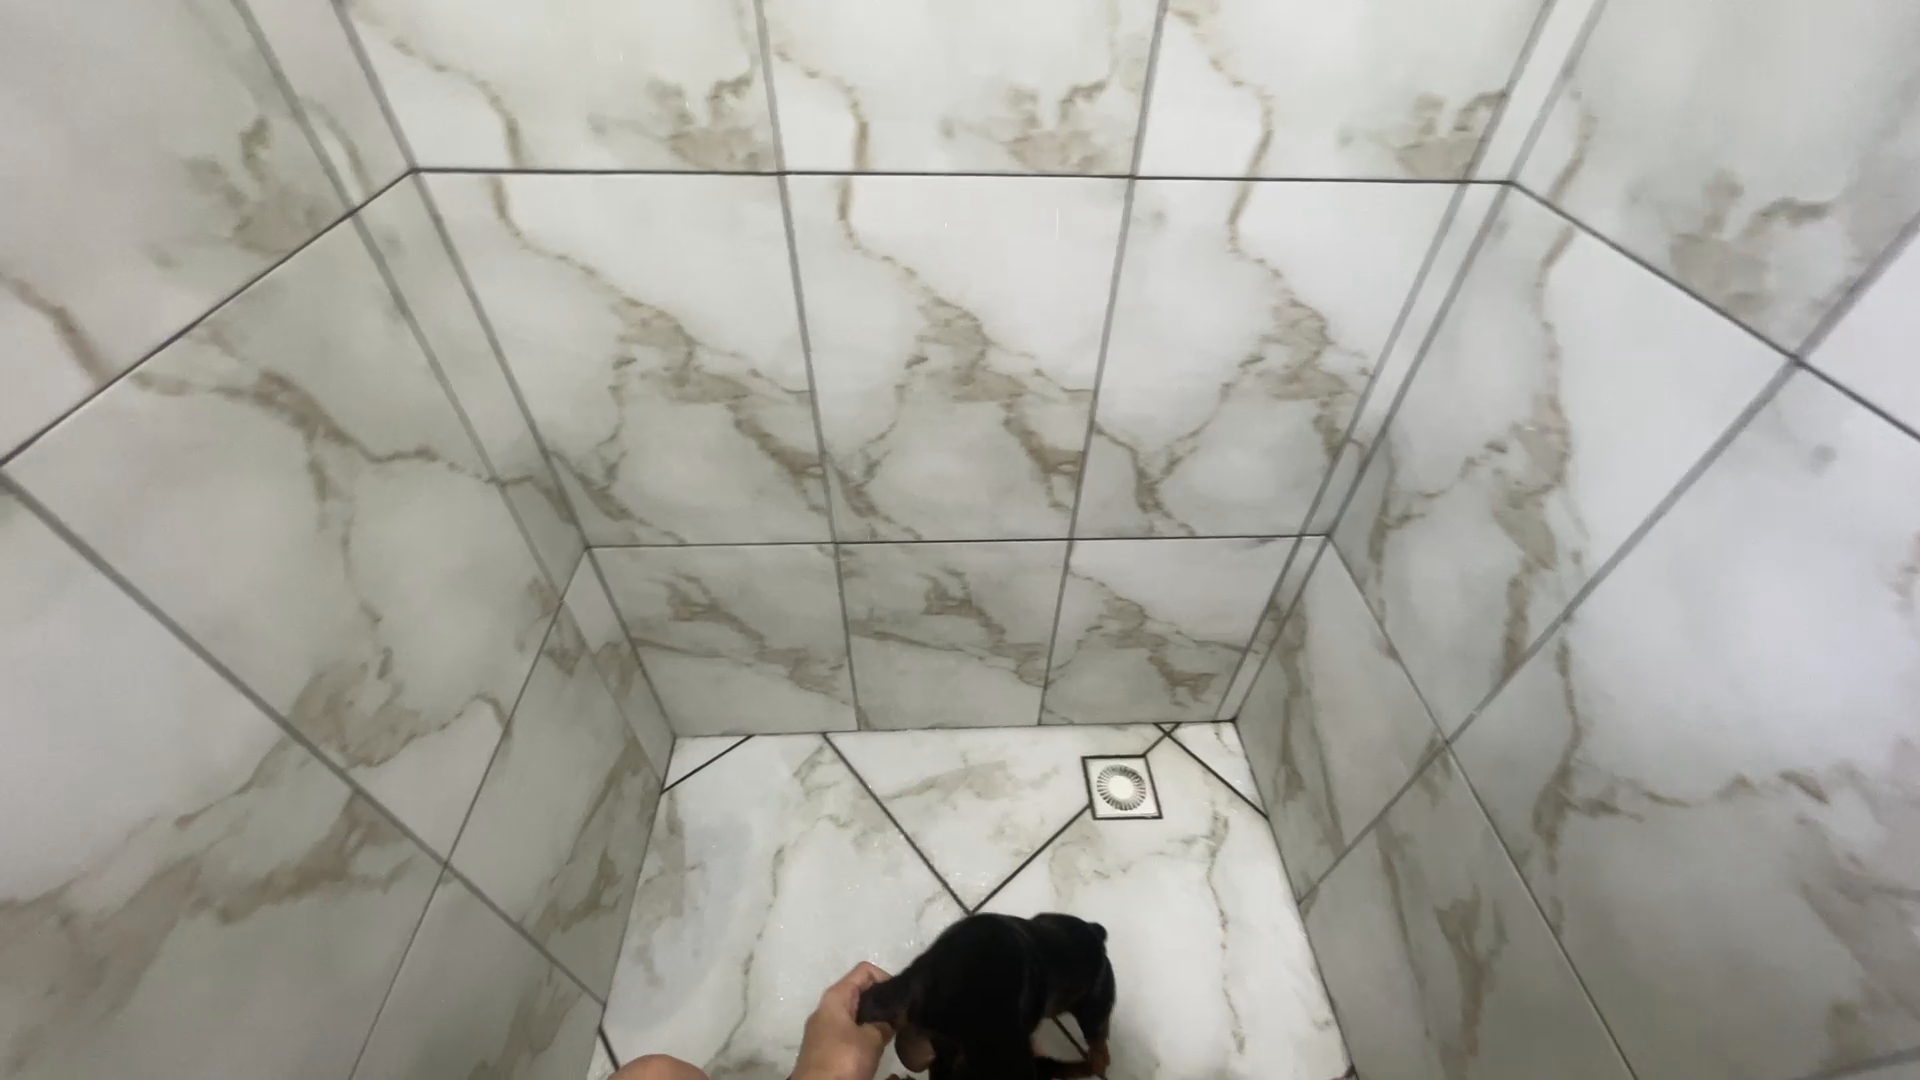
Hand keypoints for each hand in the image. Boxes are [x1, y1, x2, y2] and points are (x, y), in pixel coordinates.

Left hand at [792, 962, 894, 1079]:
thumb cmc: (842, 1060)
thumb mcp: (871, 1040)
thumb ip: (885, 1024)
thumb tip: (893, 1020)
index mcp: (835, 996)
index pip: (864, 971)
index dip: (885, 978)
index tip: (900, 998)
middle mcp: (828, 1008)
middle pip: (860, 992)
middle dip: (881, 1002)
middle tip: (901, 1015)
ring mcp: (825, 1030)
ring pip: (856, 1015)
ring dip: (874, 1021)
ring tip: (894, 1031)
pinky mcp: (826, 1050)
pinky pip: (850, 1033)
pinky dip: (865, 1035)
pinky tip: (878, 1046)